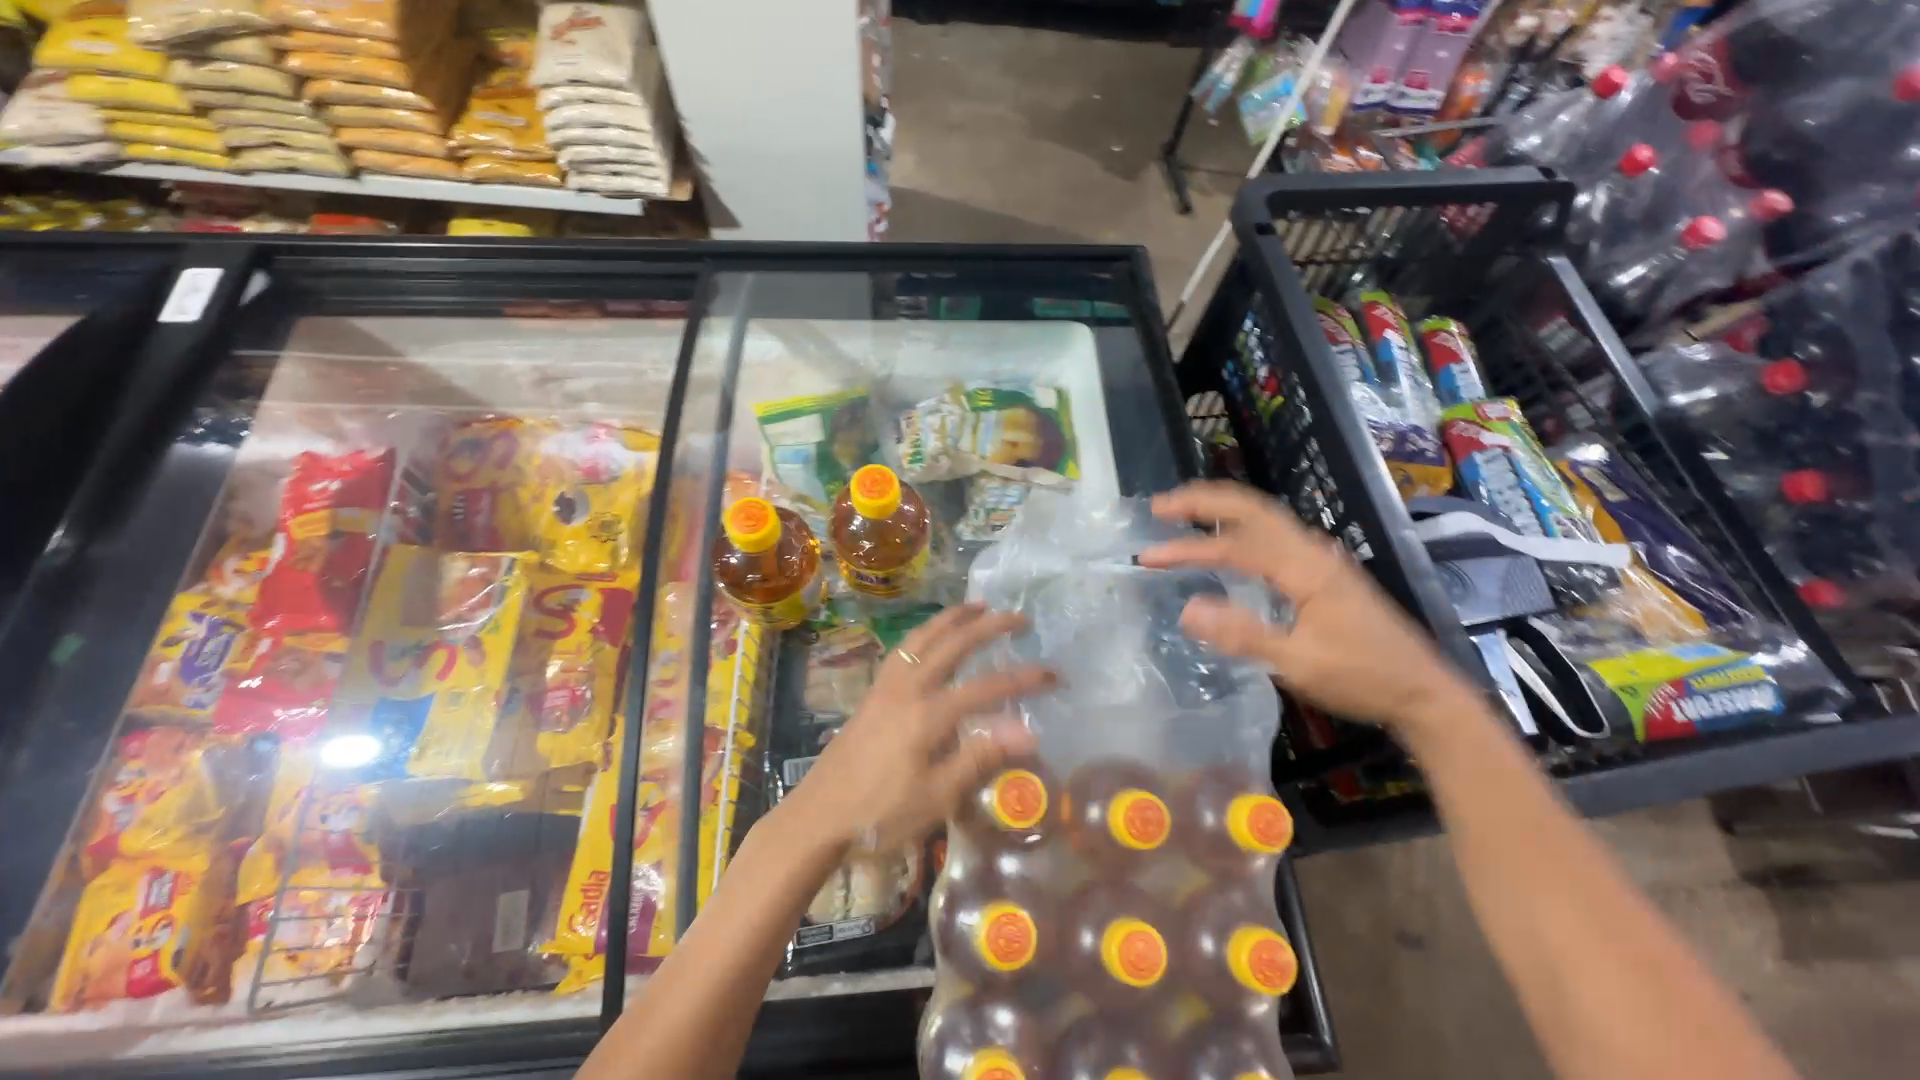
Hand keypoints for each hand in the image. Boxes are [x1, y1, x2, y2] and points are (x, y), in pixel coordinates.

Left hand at [784, 603, 1051, 852]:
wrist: (817, 818)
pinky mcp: (870, 696)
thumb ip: (980, 757)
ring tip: (976, 606)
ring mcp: (884, 689)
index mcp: (927, 715)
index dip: (1023, 678)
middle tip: (1018, 618)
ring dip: (952, 619)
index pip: (986, 687)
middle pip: (952, 645)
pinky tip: (930, 637)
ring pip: (921, 638)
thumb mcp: (937, 797)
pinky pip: (903, 649)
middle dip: (988, 627)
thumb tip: (1029, 731)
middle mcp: (906, 690)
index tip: (1053, 674)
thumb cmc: (880, 815)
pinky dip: (924, 633)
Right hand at [1137, 481, 1479, 737]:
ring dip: (1222, 513)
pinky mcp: (1326, 575)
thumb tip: (1187, 610)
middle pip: (1253, 509)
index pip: (1236, 545)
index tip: (1149, 557)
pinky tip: (1229, 546)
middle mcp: (1314, 553)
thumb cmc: (1363, 678)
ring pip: (1266, 519)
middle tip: (1160, 507)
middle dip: (1203, 502)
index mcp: (1306, 569)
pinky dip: (1241, 530)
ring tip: (1183, 516)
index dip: (1189, 548)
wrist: (1423, 692)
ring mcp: (1323, 561)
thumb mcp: (1299, 663)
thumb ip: (1243, 635)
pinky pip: (1276, 537)